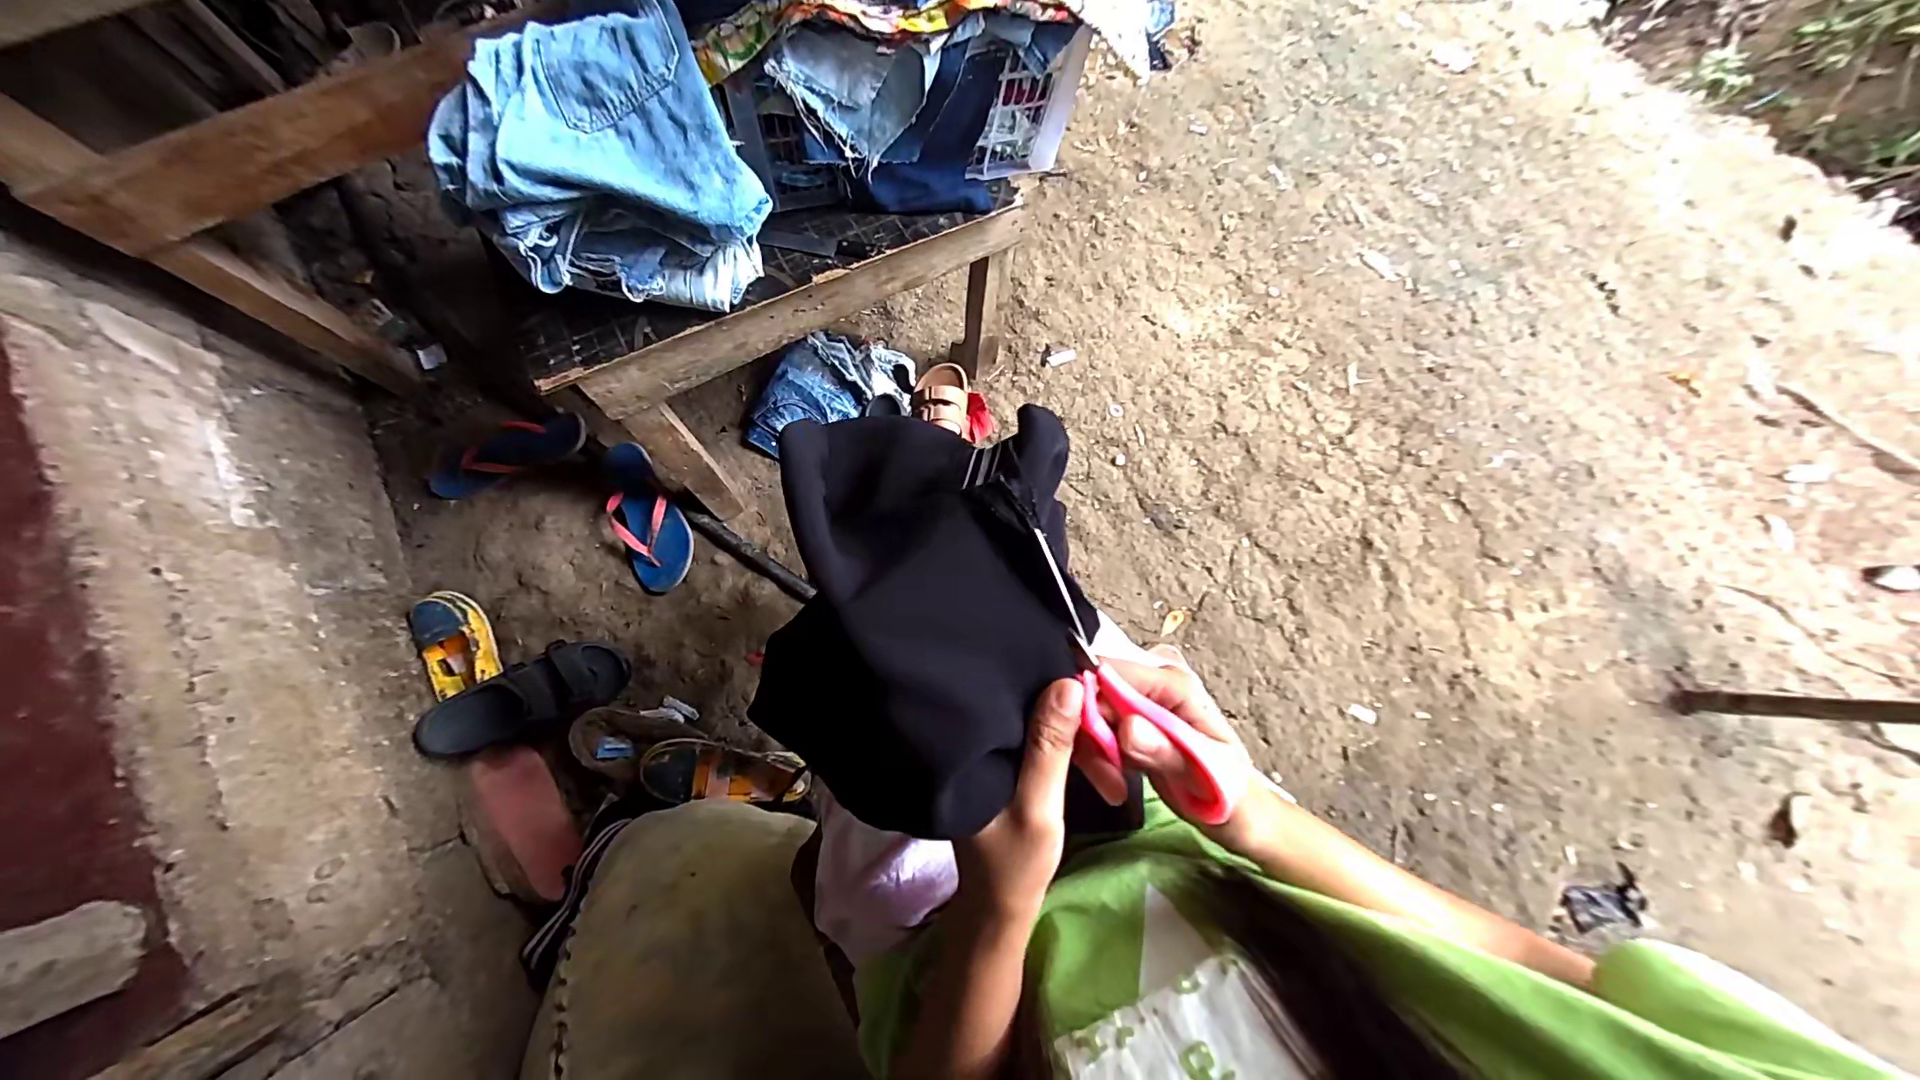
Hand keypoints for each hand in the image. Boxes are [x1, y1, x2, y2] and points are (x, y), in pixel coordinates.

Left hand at [953, 677, 1084, 922]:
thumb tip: (1067, 682)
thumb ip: (1049, 747)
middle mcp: (978, 736)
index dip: (1050, 675)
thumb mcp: (1038, 805)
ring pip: (1035, 716)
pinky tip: (1087, 739)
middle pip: (1025, 697)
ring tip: (1106, 729)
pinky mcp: (1006, 760)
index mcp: (975, 739)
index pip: (1011, 688)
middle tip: (1107, 703)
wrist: (1000, 909)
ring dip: (1070, 722)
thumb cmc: (1015, 862)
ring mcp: (992, 748)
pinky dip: (1062, 738)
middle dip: (1065, 698)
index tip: (1092, 676)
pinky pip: (1037, 734)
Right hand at [1096, 648, 1267, 852]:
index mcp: (1175, 682)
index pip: (1108, 672)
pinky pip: (1094, 724)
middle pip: (1093, 688)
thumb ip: (1166, 752)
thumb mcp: (1206, 778)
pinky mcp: (1130, 713)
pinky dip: (1096, 752)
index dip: (1091, 706)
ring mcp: (1141, 696)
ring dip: (1092, 749)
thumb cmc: (1232, 794)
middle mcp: (1154, 679)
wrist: (1239, 811)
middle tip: (1108, 778)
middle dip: (1090, 734)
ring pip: (1087, 709)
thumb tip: (1128, 725)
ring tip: (1114, 784)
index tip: (1100, 752)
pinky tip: (1114, 778)